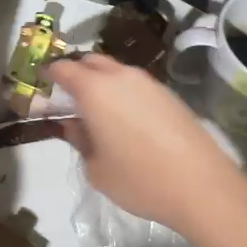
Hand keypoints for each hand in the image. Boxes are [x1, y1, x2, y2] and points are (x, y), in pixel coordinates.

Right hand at [46, 54, 246, 237]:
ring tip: (101, 111)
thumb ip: (80, 142)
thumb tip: (77, 126)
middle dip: (77, 72)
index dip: (50, 73)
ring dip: (103, 82)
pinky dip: (125, 93)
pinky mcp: (169, 94)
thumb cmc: (140, 179)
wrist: (202, 185)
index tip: (44, 83)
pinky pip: (137, 84)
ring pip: (116, 71)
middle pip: (90, 61)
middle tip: (71, 96)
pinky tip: (129, 121)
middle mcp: (119, 76)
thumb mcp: (97, 170)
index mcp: (94, 90)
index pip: (64, 68)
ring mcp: (148, 82)